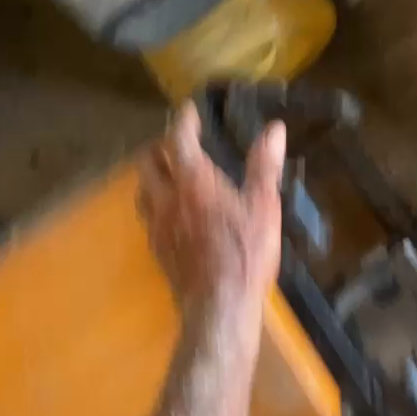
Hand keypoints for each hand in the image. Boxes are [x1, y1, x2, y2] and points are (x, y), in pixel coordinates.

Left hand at [138, 102, 285, 326]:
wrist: (218, 305)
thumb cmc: (246, 251)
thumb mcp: (264, 206)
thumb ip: (265, 166)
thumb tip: (274, 129)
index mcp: (194, 182)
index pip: (178, 140)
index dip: (183, 120)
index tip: (188, 109)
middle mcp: (168, 198)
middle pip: (148, 162)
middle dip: (159, 145)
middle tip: (176, 140)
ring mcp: (158, 225)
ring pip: (142, 188)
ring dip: (153, 173)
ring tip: (169, 170)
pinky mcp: (157, 248)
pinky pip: (148, 214)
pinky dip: (156, 200)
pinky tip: (172, 210)